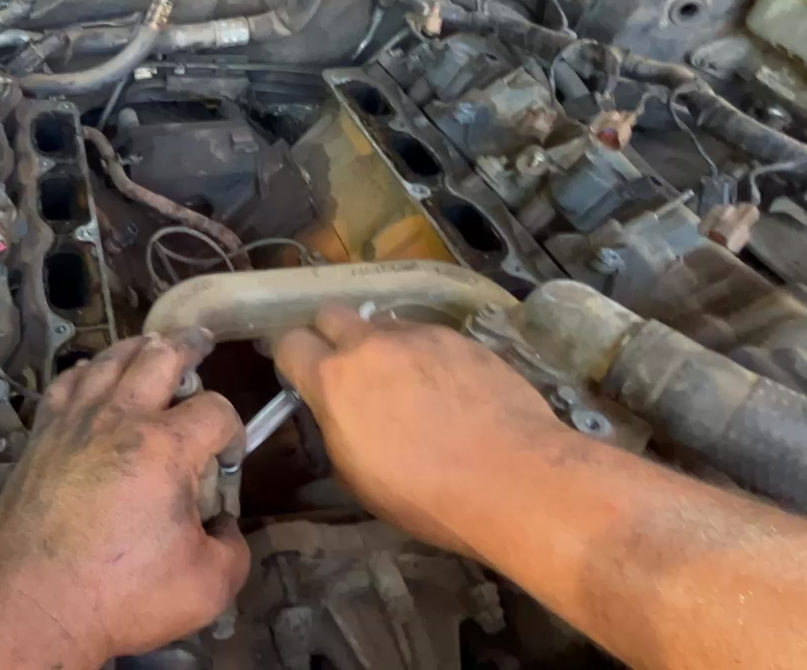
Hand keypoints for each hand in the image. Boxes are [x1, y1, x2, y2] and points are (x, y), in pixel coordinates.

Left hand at [0, 330, 247, 668]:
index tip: (229, 456)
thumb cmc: (121, 593)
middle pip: (161, 356)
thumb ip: (233, 549)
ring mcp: (77, 419)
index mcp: (166, 447)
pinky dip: (87, 369)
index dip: (233, 428)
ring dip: (138, 346)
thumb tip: (225, 524)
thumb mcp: (206, 587)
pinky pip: (67, 381)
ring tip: (153, 342)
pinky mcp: (44, 431)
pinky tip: (94, 372)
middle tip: (201, 340)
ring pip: (111, 359)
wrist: (36, 600)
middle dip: (189, 346)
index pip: (216, 410)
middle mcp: (122, 417)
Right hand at [275, 305, 561, 552]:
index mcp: (333, 380)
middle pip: (330, 313)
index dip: (291, 356)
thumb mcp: (356, 474)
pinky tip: (451, 390)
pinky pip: (427, 336)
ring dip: (382, 345)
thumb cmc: (427, 494)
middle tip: (348, 366)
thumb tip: (336, 410)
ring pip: (382, 323)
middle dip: (330, 334)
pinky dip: (426, 356)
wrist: (518, 481)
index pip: (288, 342)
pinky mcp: (458, 338)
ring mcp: (416, 336)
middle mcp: (368, 345)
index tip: (300, 371)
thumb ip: (335, 426)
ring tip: (409, 382)